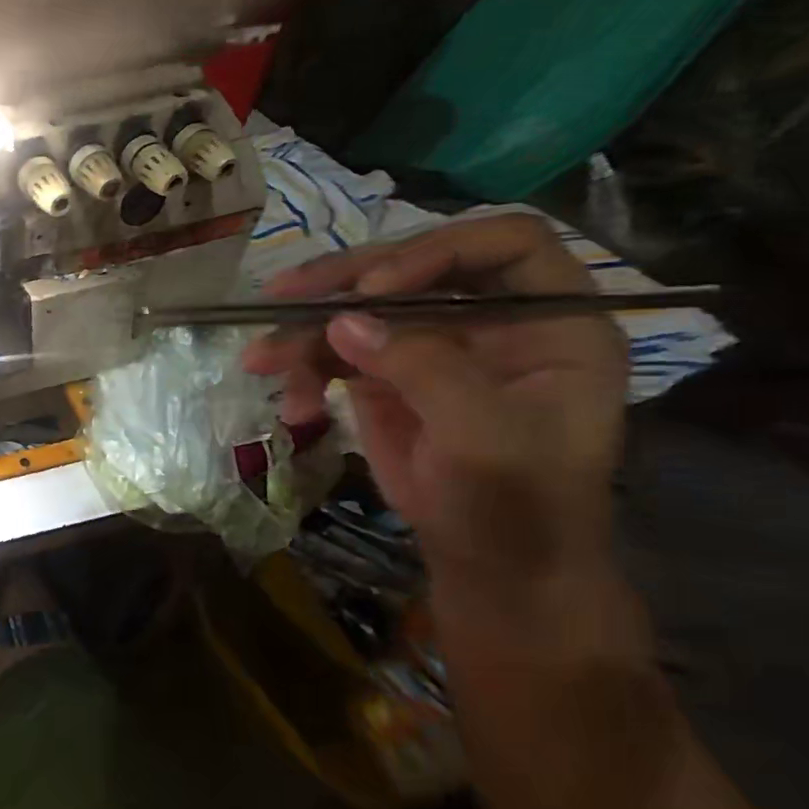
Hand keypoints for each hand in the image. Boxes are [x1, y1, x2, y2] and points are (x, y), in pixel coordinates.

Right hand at [242, 215, 627, 578]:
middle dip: (342, 281)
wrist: (490, 563)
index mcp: (549, 320)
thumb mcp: (485, 438)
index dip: (436, 252)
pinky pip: (332, 350)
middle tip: (282, 294)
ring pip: (358, 308)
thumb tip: (341, 321)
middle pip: (410, 267)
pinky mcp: (384, 373)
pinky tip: (292, 405)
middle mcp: (489, 319)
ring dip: (302, 331)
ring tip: (260, 360)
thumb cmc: (517, 504)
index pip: (503, 245)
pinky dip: (302, 370)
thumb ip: (423, 370)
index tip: (374, 287)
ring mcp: (431, 344)